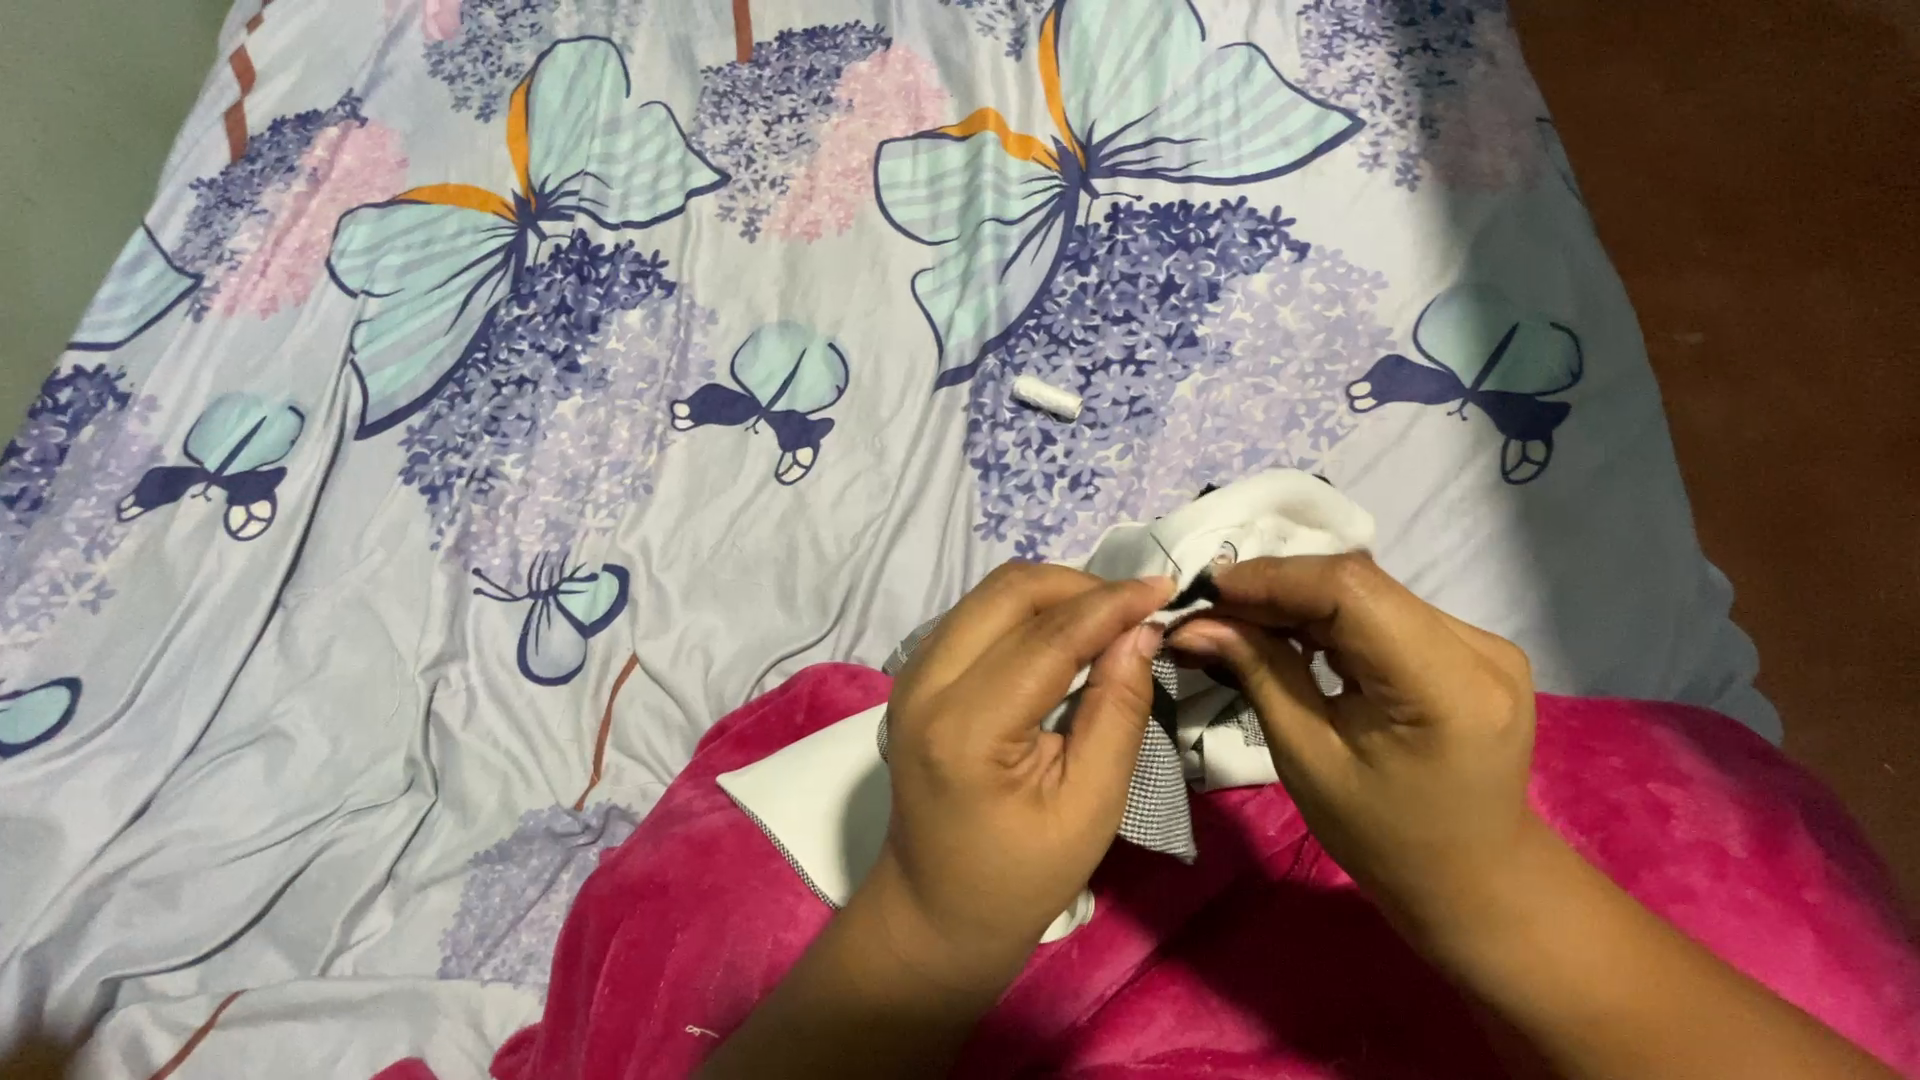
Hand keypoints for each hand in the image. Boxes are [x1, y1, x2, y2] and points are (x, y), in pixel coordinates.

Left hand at [871, 562, 1173, 979]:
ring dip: (1054, 594)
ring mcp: (912, 675)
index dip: (1110, 604)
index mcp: (966, 729)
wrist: (934, 908)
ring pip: (989, 594)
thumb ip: (1116, 713)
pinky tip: (1066, 634)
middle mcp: (926, 685)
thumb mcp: (1089, 809)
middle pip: (1008, 592)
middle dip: (1080, 586)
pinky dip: (1027, 610)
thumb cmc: (1019, 878)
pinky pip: (976, 614)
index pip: (1047, 637)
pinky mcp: (916, 675)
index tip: (1165, 588)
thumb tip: (1141, 631)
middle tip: (1137, 609)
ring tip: (1109, 620)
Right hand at [1165, 554, 1538, 942]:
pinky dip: (1323, 616)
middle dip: (1273, 589)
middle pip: (1358, 583)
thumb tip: (1195, 623)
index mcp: (1447, 686)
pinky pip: (1380, 610)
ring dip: (1293, 599)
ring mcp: (1480, 642)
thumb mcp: (1306, 758)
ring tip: (1234, 621)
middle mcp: (1478, 647)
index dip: (1273, 579)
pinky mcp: (1467, 647)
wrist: (1472, 879)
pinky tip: (1283, 632)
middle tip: (1208, 610)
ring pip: (1365, 590)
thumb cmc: (1383, 836)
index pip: (1352, 590)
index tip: (1207, 590)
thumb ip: (1258, 673)